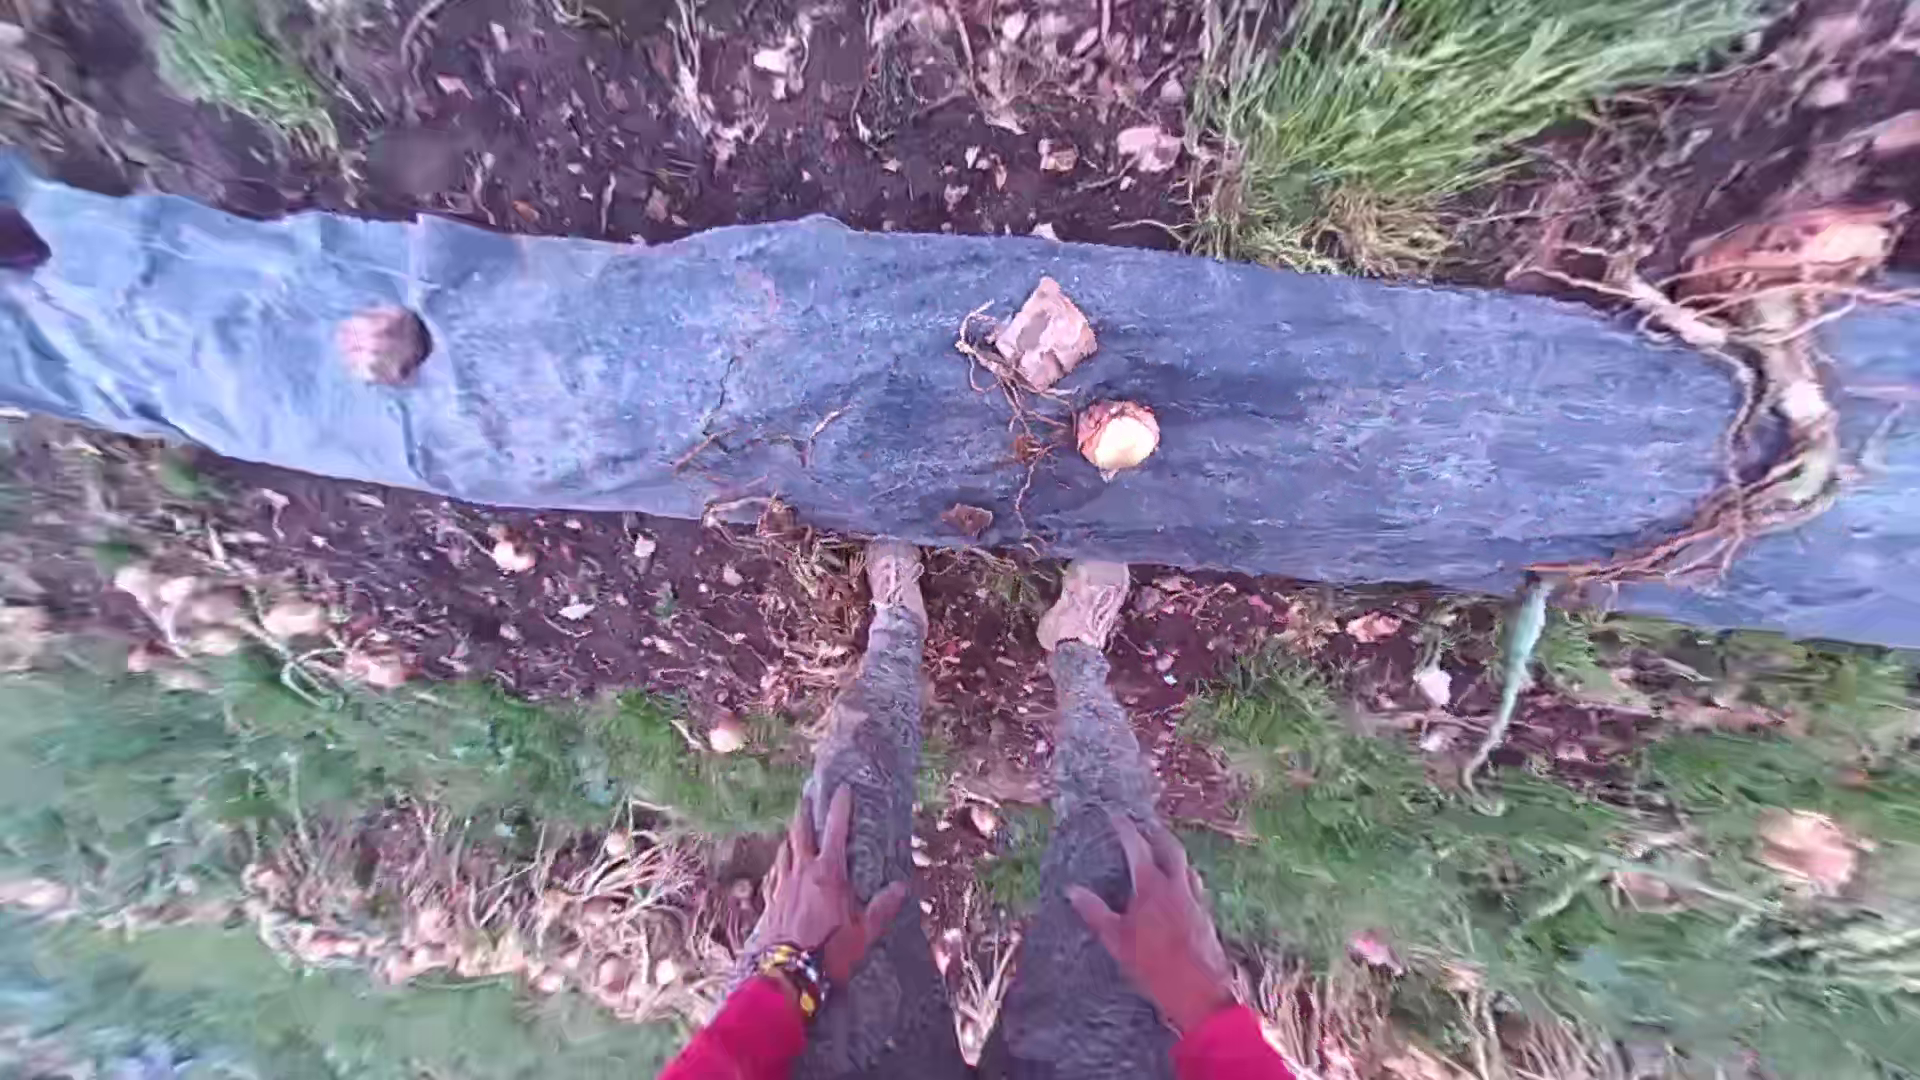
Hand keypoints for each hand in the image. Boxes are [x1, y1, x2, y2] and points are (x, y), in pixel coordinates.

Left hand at [759, 785, 909, 984]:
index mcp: (828, 871)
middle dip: (805, 811)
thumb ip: (882, 908)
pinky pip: (774, 873)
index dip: (840, 805)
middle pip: (801, 831)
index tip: (843, 788)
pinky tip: (780, 867)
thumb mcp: (863, 933)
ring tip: (795, 829)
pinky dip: (779, 864)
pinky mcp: (770, 902)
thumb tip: (901, 887)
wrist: (784, 980)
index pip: (835, 828)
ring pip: (785, 849)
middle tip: (807, 796)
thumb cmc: (827, 955)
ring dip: (791, 836)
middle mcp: (803, 871)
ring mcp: (783, 885)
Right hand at [1067, 812, 1236, 1032]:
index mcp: (1151, 885)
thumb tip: (1071, 890)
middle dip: (1156, 833)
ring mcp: (1194, 899)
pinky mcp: (1206, 916)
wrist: (1201, 997)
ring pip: (1186, 865)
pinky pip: (1195, 885)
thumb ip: (1095, 912)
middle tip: (1143, 827)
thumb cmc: (1154, 966)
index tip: (1114, 816)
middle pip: (1169, 846)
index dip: (1124, 827)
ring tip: (1162, 854)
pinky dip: (1184, 877)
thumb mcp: (1117, 941)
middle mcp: (1176, 885)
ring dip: (1173, 855)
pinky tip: (1179, 888)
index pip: (1136, 845)